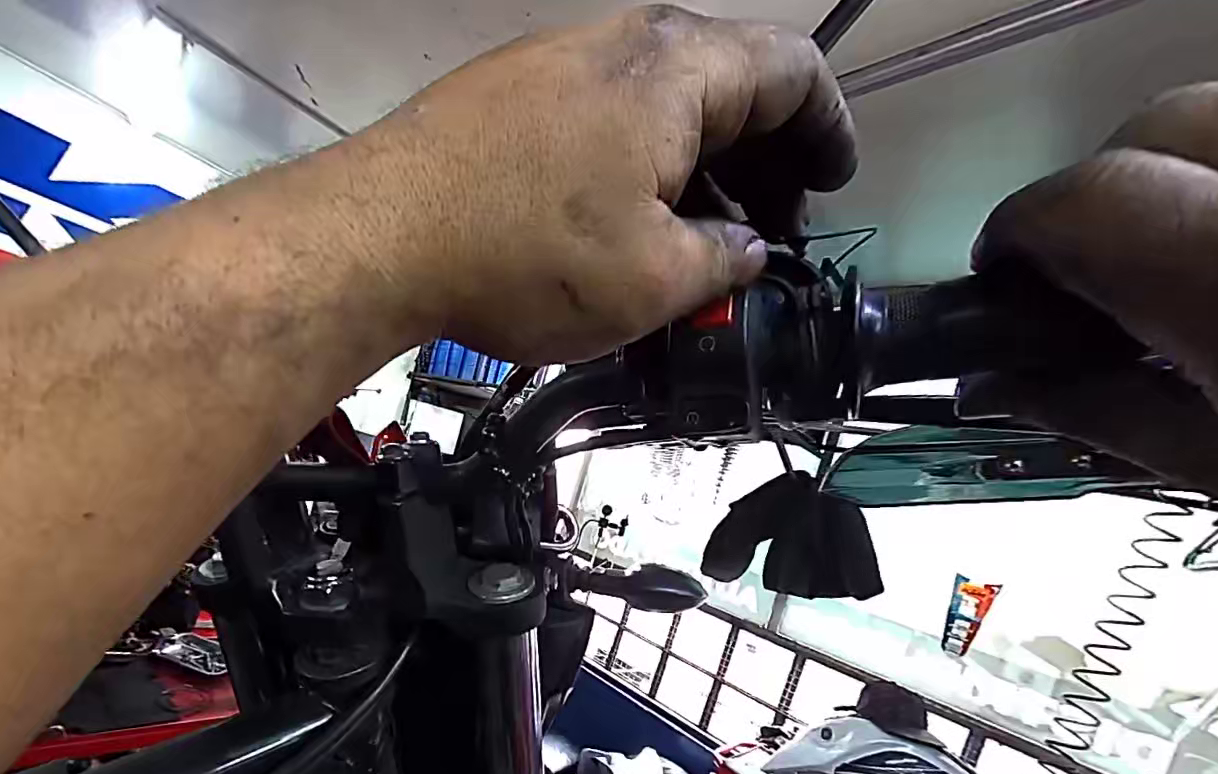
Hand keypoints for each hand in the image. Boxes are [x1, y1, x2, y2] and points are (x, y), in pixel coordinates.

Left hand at [333, 5, 854, 365]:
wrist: (386, 239)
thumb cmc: (525, 258)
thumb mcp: (648, 282)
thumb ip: (718, 263)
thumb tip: (744, 251)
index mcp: (676, 71)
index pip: (791, 73)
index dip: (825, 133)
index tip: (832, 181)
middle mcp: (620, 46)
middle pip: (722, 93)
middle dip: (757, 168)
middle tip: (763, 233)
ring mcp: (556, 70)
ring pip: (656, 118)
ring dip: (690, 180)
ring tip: (695, 246)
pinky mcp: (509, 108)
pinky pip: (599, 134)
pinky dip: (632, 178)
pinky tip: (622, 230)